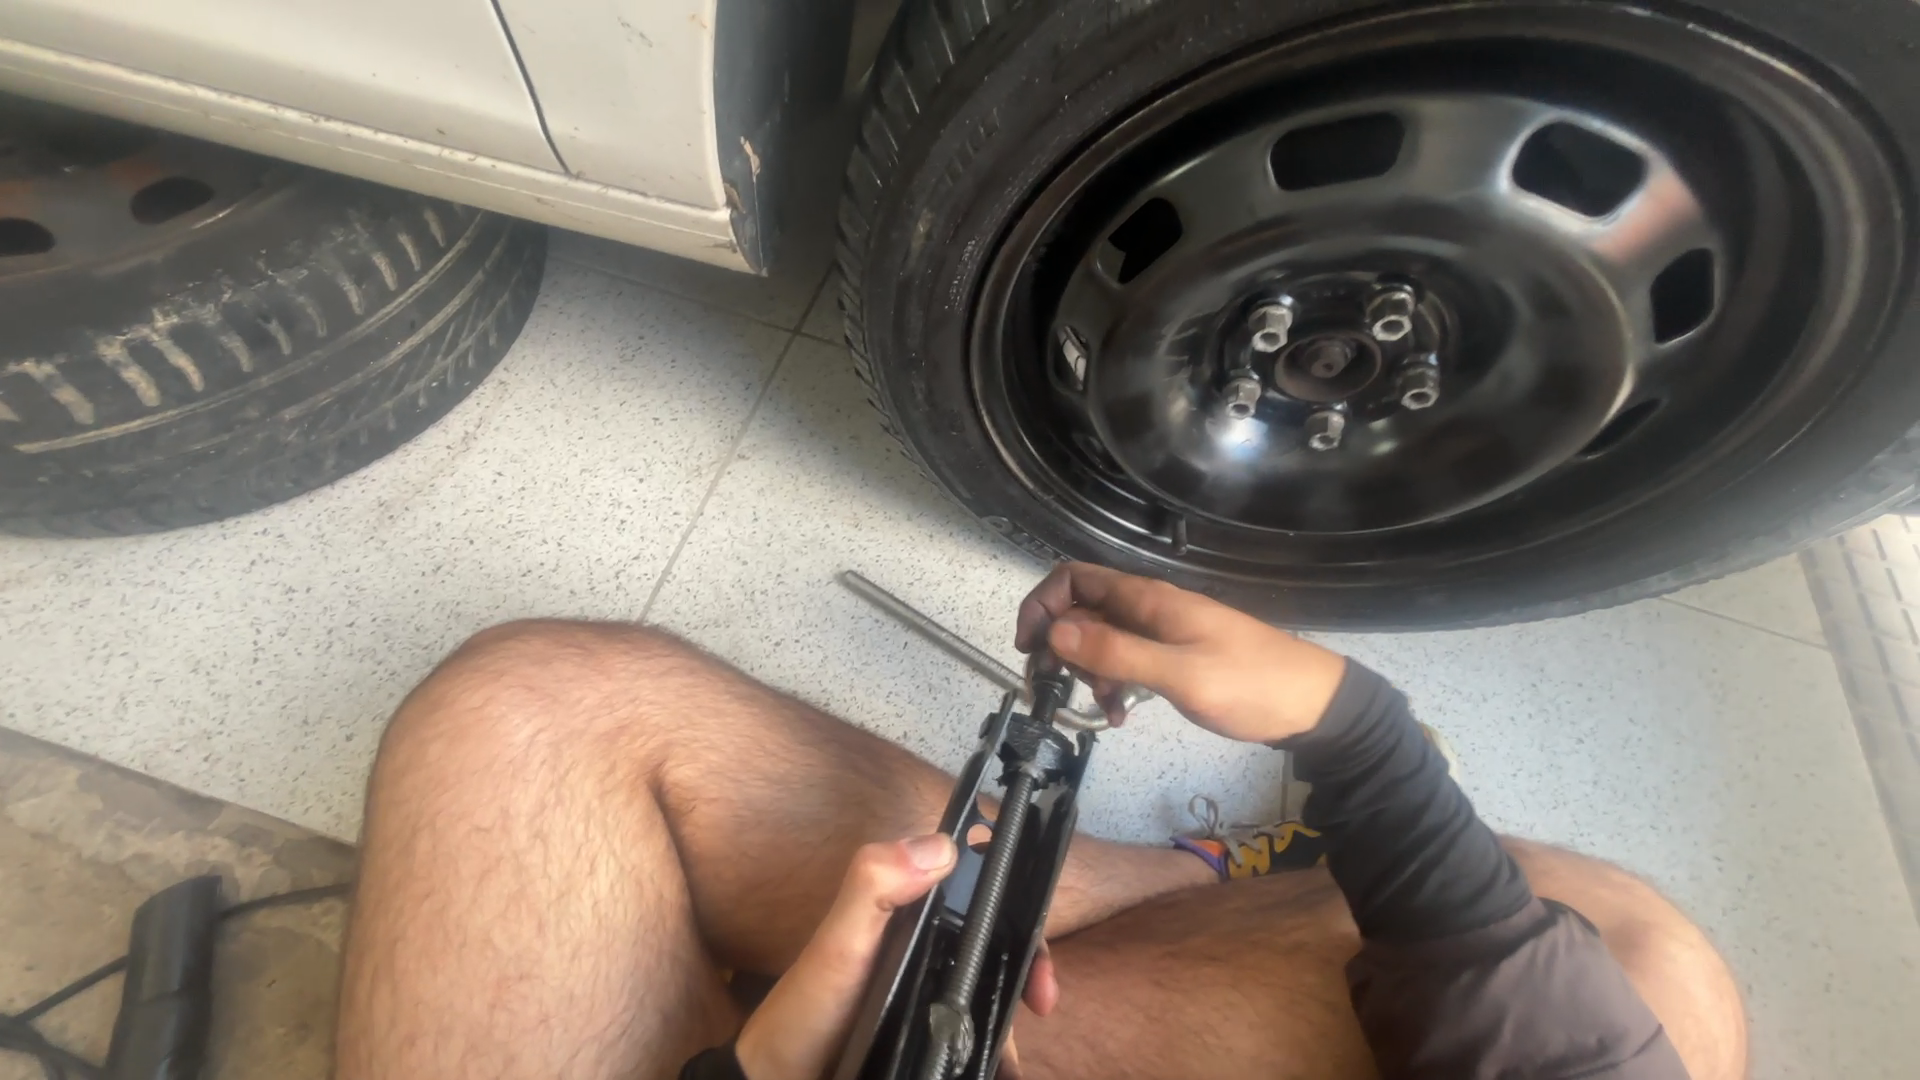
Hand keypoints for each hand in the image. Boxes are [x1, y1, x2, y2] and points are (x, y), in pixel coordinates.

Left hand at [732, 834, 1058, 1079]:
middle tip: (1042, 999)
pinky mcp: (930, 1026)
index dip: (1011, 887)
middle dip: (1027, 959)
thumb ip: (873, 885)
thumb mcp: (839, 941)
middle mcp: (925, 938)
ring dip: (1014, 1007)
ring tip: (1015, 1053)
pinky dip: (996, 1044)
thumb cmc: (809, 1008)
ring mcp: (929, 983)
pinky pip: (977, 1028)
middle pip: (995, 934)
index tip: (1030, 924)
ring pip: (992, 983)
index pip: (972, 877)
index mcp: (909, 904)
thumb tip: (944, 844)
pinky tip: (1001, 1065)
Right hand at [1015, 562, 1347, 743]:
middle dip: (1057, 644)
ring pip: (1099, 637)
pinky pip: (1124, 659)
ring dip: (1085, 669)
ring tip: (1097, 707)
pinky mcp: (1170, 653)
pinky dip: (1112, 683)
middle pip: (1080, 608)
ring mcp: (1158, 630)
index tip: (1030, 648)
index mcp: (1146, 599)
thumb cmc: (1248, 683)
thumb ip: (1116, 653)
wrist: (1312, 704)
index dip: (1042, 605)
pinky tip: (1120, 715)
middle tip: (1050, 687)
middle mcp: (1146, 607)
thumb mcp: (1179, 674)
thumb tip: (1055, 631)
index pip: (1074, 578)